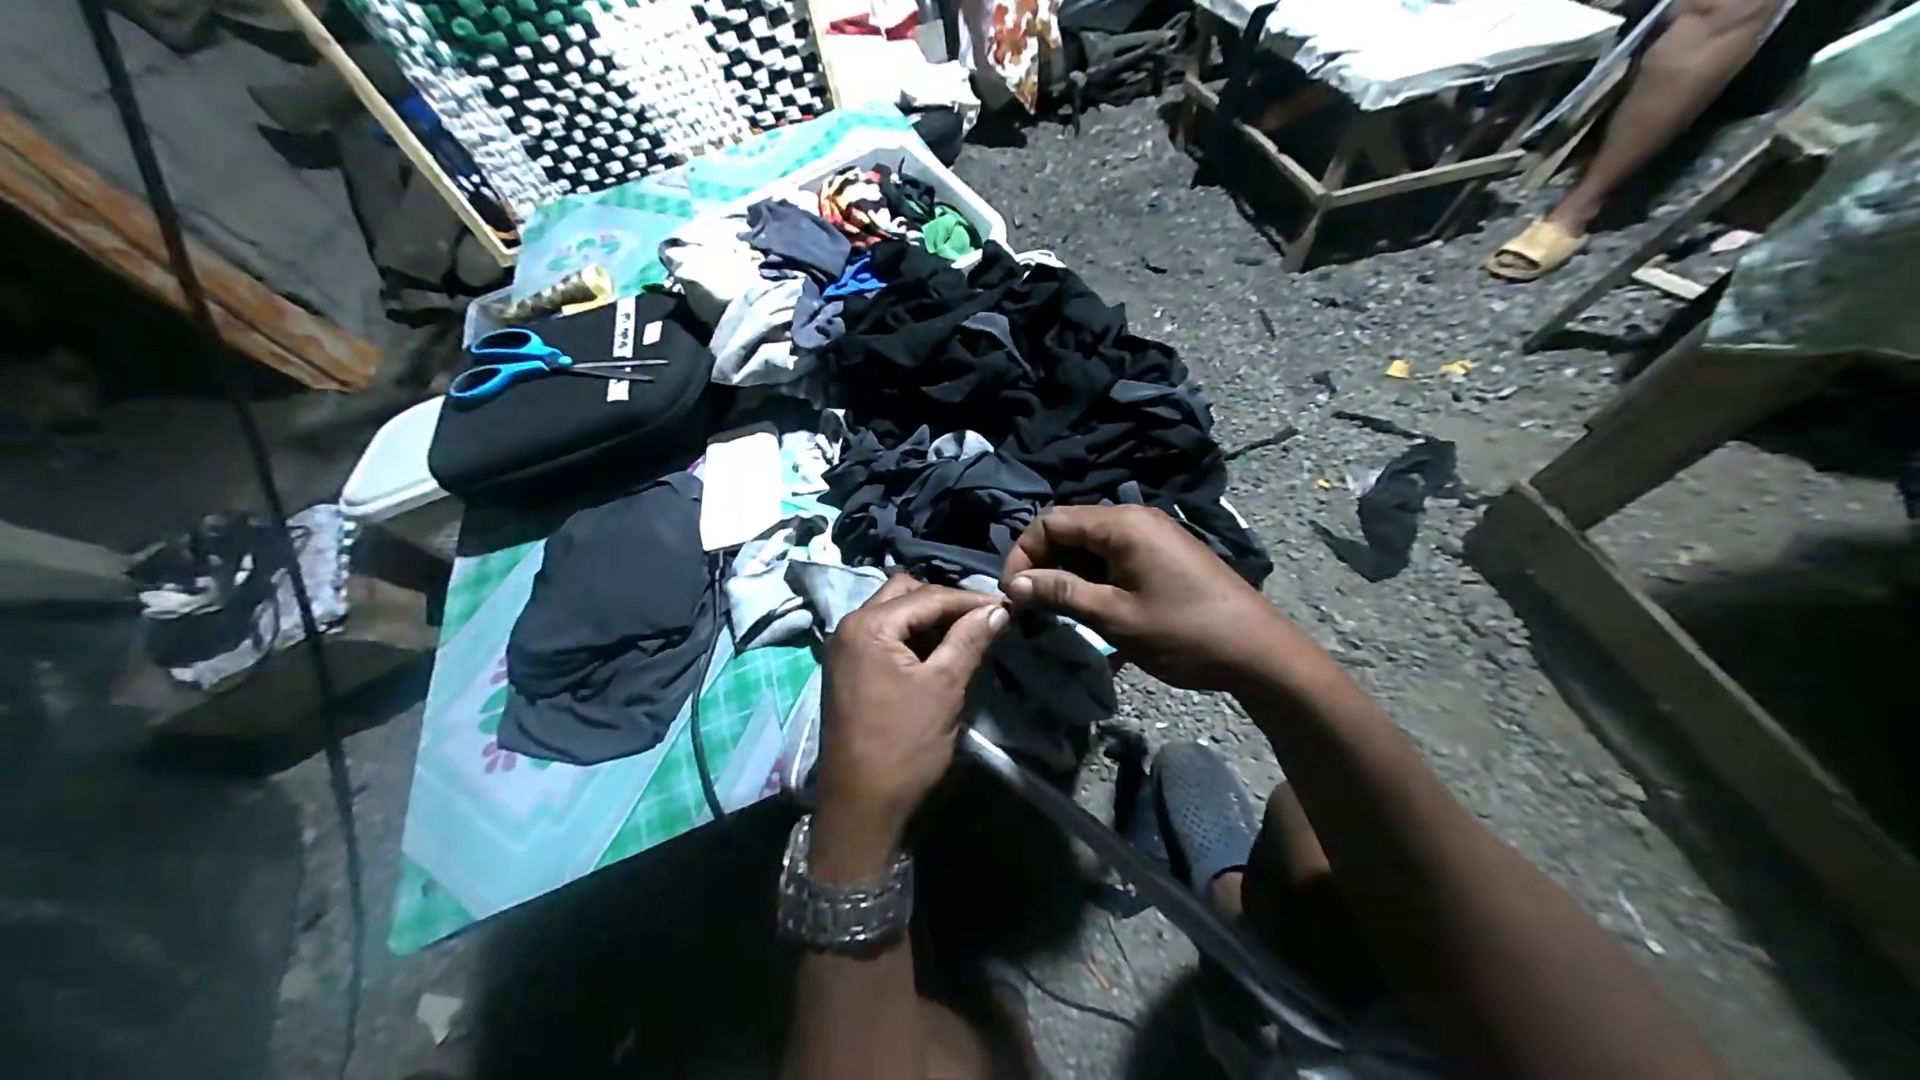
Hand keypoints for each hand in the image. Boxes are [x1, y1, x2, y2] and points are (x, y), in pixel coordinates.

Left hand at [813, 574, 1007, 881]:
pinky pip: (883, 636)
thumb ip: (969, 640)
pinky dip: (911, 637)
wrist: (860, 806)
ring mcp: (844, 649)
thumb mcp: (943, 688)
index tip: (1005, 607)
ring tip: (965, 634)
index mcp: (868, 626)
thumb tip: (997, 609)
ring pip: (892, 614)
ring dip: (927, 619)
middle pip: (904, 594)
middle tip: (981, 618)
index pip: (927, 596)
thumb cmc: (903, 745)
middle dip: (944, 603)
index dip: (970, 600)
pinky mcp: (848, 669)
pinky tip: (938, 652)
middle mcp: (849, 627)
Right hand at [1001, 504, 1300, 692]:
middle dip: (1043, 563)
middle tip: (1031, 605)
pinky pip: (1114, 555)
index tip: (1013, 593)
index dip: (1023, 553)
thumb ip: (1062, 594)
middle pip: (1069, 529)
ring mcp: (1152, 535)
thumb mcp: (1116, 616)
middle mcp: (1135, 518)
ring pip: (1090, 544)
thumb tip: (1014, 585)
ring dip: (1067, 573)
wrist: (1258, 651)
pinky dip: (1093, 576)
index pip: (1050, 521)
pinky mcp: (1163, 553)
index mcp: (1122, 524)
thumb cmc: (1184, 632)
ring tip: (1057, 611)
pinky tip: (1091, 606)